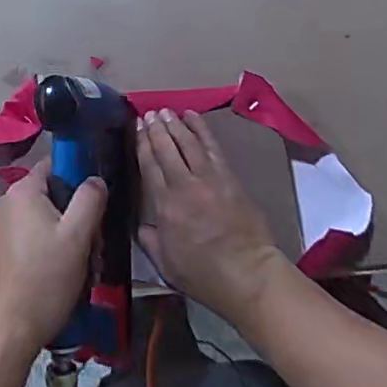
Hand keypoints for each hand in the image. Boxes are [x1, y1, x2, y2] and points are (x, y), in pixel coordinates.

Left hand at [0, 157, 106, 357]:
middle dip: (77, 214)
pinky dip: (53, 248)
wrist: (8, 331)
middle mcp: (8, 201)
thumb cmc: (44, 278)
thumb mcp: (77, 235)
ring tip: (84, 264)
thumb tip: (95, 179)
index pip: (56, 164)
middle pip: (53, 193)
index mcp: (23, 190)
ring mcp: (3, 227)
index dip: (80, 176)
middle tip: (94, 242)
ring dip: (69, 236)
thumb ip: (90, 199)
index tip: (98, 200)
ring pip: (47, 218)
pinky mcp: (3, 250)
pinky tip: (66, 274)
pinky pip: (35, 236)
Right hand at [137, 109, 285, 322]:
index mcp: (164, 206)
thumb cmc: (204, 275)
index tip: (137, 127)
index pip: (149, 165)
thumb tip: (141, 224)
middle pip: (166, 148)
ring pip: (187, 142)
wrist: (249, 275)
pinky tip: (192, 116)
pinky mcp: (228, 176)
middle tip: (149, 113)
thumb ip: (150, 240)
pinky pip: (211, 145)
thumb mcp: (166, 265)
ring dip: (175, 124)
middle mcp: (183, 185)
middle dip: (155, 128)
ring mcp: (208, 178)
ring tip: (165, 111)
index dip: (142, 143)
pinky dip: (200, 128)